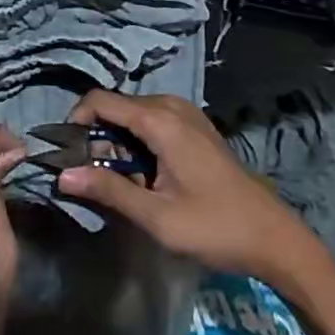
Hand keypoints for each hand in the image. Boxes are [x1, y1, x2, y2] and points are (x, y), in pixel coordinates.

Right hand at [53, 91, 318, 281]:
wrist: (271, 235)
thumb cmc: (214, 225)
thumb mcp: (157, 216)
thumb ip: (109, 191)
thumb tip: (62, 176)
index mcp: (161, 120)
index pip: (101, 99)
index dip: (76, 120)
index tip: (66, 153)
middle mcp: (171, 105)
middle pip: (117, 107)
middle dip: (98, 137)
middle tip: (94, 178)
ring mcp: (186, 113)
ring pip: (134, 115)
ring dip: (118, 143)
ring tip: (121, 184)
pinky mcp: (194, 125)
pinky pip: (152, 121)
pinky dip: (138, 142)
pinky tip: (145, 176)